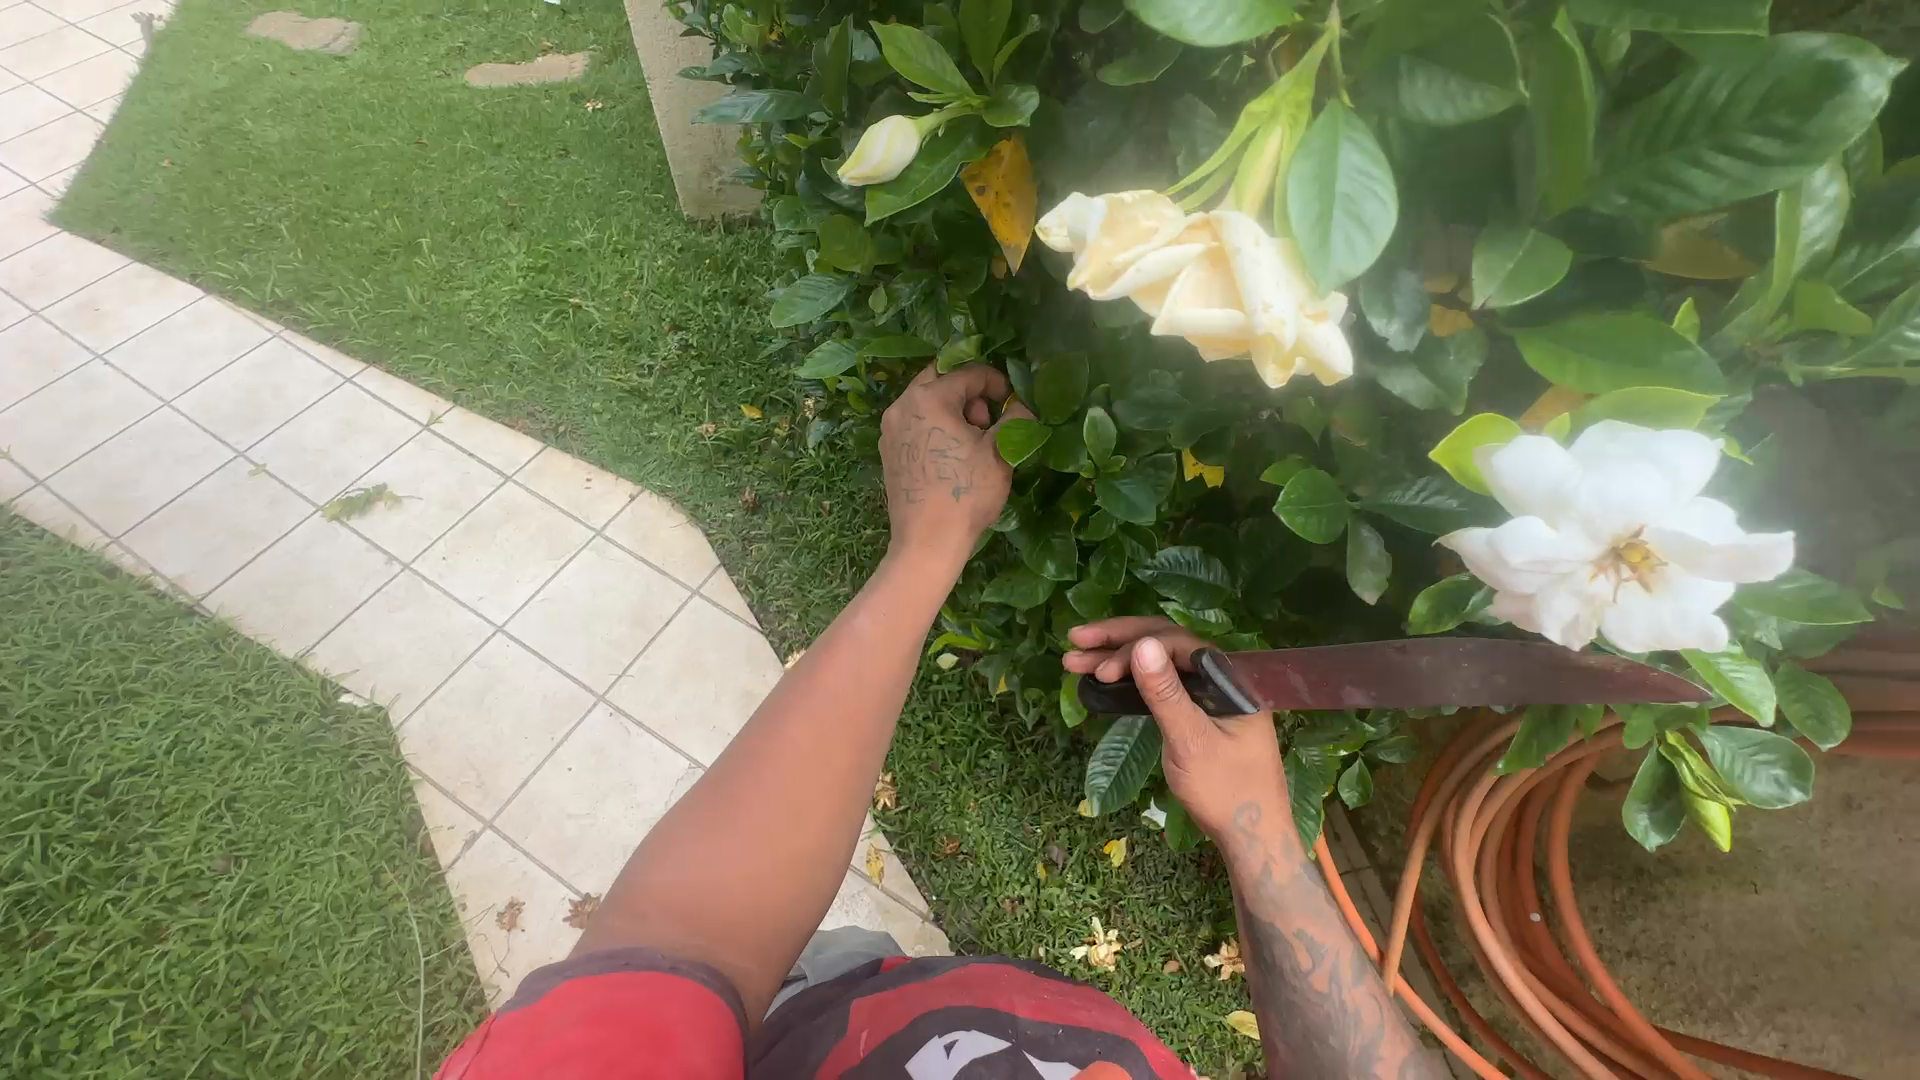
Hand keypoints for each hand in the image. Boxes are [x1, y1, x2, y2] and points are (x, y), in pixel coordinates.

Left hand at [879, 364, 1030, 569]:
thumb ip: (1016, 418)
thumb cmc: (966, 493)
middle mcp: (902, 406)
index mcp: (928, 398)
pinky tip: (950, 457)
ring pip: (926, 403)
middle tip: (987, 422)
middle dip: (969, 394)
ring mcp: (890, 430)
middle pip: (941, 381)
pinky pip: (915, 425)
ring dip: (952, 411)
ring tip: (971, 443)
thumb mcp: (1000, 452)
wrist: (928, 541)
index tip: (1011, 403)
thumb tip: (1023, 405)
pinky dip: (935, 428)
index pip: (968, 373)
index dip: (996, 383)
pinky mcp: (888, 452)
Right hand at [1065, 617, 1291, 848]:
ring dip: (1116, 657)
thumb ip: (1166, 693)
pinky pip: (1160, 683)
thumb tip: (1141, 645)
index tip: (1101, 671)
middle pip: (1163, 643)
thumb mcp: (1190, 741)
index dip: (1133, 648)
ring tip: (1072, 660)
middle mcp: (1220, 676)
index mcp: (1230, 676)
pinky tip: (1102, 678)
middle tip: (1075, 638)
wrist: (1251, 838)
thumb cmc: (1226, 791)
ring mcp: (1207, 693)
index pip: (1175, 642)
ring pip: (1158, 662)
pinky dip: (1130, 678)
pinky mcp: (1195, 710)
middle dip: (1116, 640)